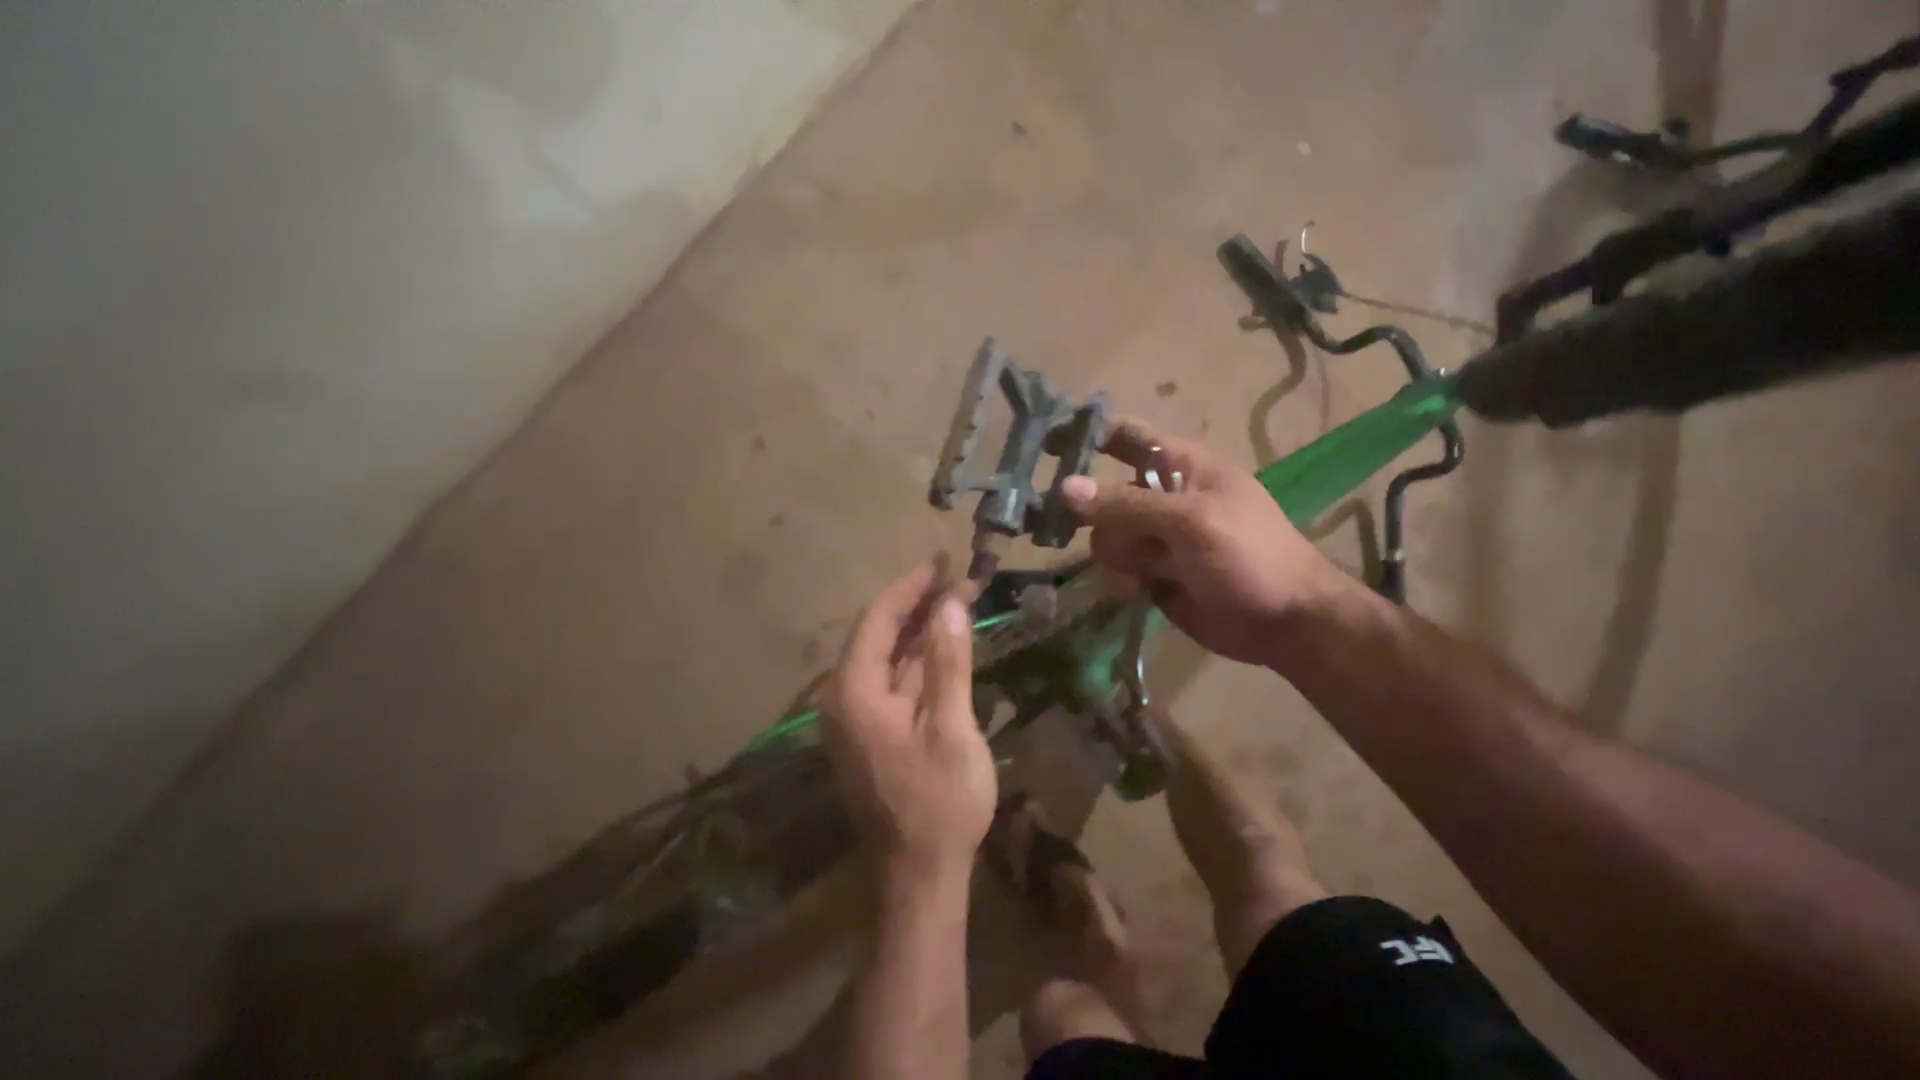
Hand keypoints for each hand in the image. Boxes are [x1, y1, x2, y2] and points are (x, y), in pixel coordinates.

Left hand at [826, 559, 996, 880]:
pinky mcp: (870, 738)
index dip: (911, 586)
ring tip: (958, 603)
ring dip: (920, 634)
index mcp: (854, 692)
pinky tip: (944, 650)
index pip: (878, 620)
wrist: (919, 874)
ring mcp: (854, 721)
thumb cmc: (939, 801)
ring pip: (886, 661)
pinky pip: (891, 685)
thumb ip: (948, 663)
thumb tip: (951, 604)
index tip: (943, 560)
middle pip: (878, 637)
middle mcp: (843, 700)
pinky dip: (917, 664)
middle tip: (959, 579)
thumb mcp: (951, 727)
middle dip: (918, 606)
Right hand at [1059, 419, 1359, 666]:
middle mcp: (1164, 497)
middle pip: (1103, 494)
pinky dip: (1122, 581)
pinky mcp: (1154, 576)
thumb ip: (1126, 504)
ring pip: (1105, 537)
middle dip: (1099, 516)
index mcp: (1181, 466)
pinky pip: (1116, 571)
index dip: (1087, 436)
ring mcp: (1158, 539)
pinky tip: (1141, 592)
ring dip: (1118, 556)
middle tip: (1108, 534)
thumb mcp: (1190, 521)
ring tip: (1149, 572)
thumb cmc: (1249, 554)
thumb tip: (1064, 488)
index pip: (1125, 436)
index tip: (1045, 448)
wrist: (1287, 622)